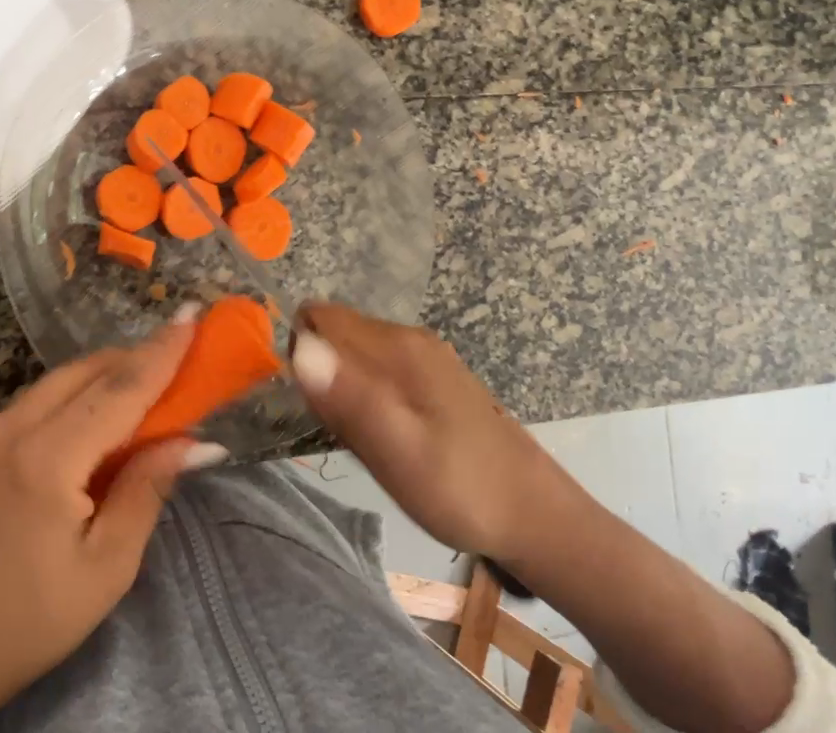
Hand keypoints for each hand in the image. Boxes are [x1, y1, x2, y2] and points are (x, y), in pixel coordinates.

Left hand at [0, 314, 222, 731]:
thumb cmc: (31, 620)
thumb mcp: (106, 566)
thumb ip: (146, 489)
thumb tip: (193, 439)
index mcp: (45, 458)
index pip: (118, 390)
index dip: (161, 353)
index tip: (194, 316)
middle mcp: (11, 428)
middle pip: (85, 373)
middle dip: (136, 358)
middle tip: (185, 357)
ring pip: (59, 382)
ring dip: (107, 375)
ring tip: (153, 383)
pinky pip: (39, 401)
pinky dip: (78, 395)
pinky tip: (102, 414)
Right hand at [289, 302, 584, 565]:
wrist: (536, 518)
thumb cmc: (461, 490)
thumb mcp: (397, 452)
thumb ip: (348, 398)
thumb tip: (299, 349)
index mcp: (399, 347)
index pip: (317, 318)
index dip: (301, 356)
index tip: (314, 405)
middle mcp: (410, 340)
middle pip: (333, 336)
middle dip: (321, 377)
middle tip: (343, 432)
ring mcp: (424, 360)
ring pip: (352, 357)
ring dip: (342, 393)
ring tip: (365, 442)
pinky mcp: (432, 381)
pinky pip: (376, 374)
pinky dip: (365, 402)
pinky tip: (385, 440)